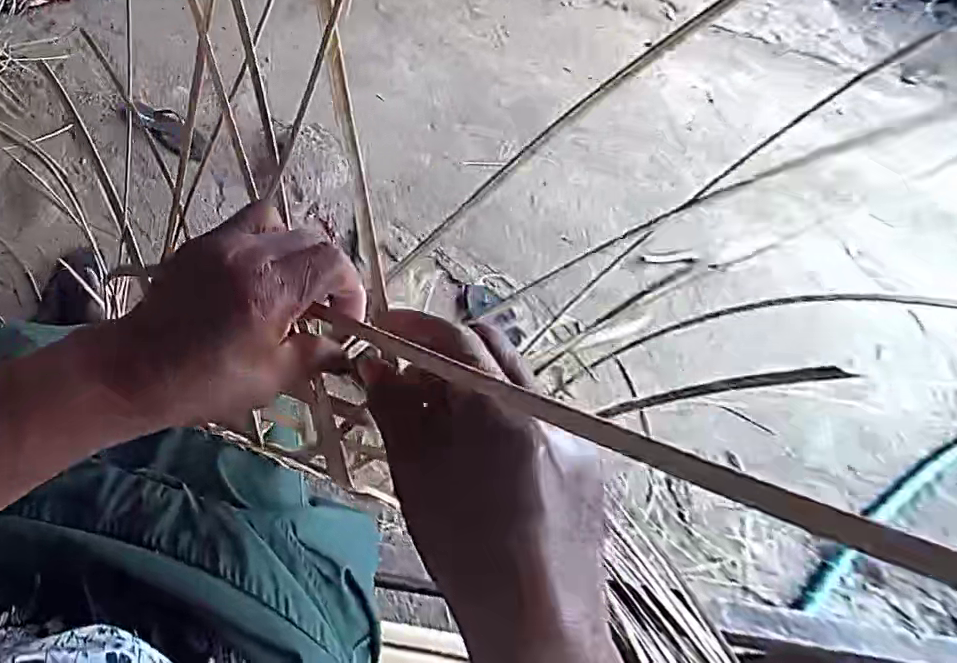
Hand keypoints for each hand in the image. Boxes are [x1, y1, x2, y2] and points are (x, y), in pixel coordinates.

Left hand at [86, 200, 365, 429]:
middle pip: (310, 236)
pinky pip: (241, 225)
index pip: (331, 261)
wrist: (137, 368)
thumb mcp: (268, 379)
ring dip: (292, 246)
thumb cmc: (203, 383)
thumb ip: (313, 356)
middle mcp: (247, 253)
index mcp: (269, 289)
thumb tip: (340, 350)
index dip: (350, 289)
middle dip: (326, 269)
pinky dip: (260, 241)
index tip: (343, 320)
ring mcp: (219, 242)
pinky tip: (252, 277)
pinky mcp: (198, 243)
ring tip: (285, 282)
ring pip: (274, 219)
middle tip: (318, 306)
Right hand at [359, 312, 614, 662]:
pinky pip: (529, 408)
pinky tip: (469, 442)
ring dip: (466, 377)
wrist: (541, 630)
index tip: (383, 327)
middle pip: (489, 346)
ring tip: (431, 410)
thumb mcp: (417, 471)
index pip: (456, 338)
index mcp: (503, 412)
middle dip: (441, 346)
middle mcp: (546, 411)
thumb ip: (394, 405)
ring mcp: (572, 434)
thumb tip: (372, 363)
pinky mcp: (584, 459)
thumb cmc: (467, 551)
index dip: (414, 325)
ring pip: (509, 375)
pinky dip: (492, 406)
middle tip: (404, 368)